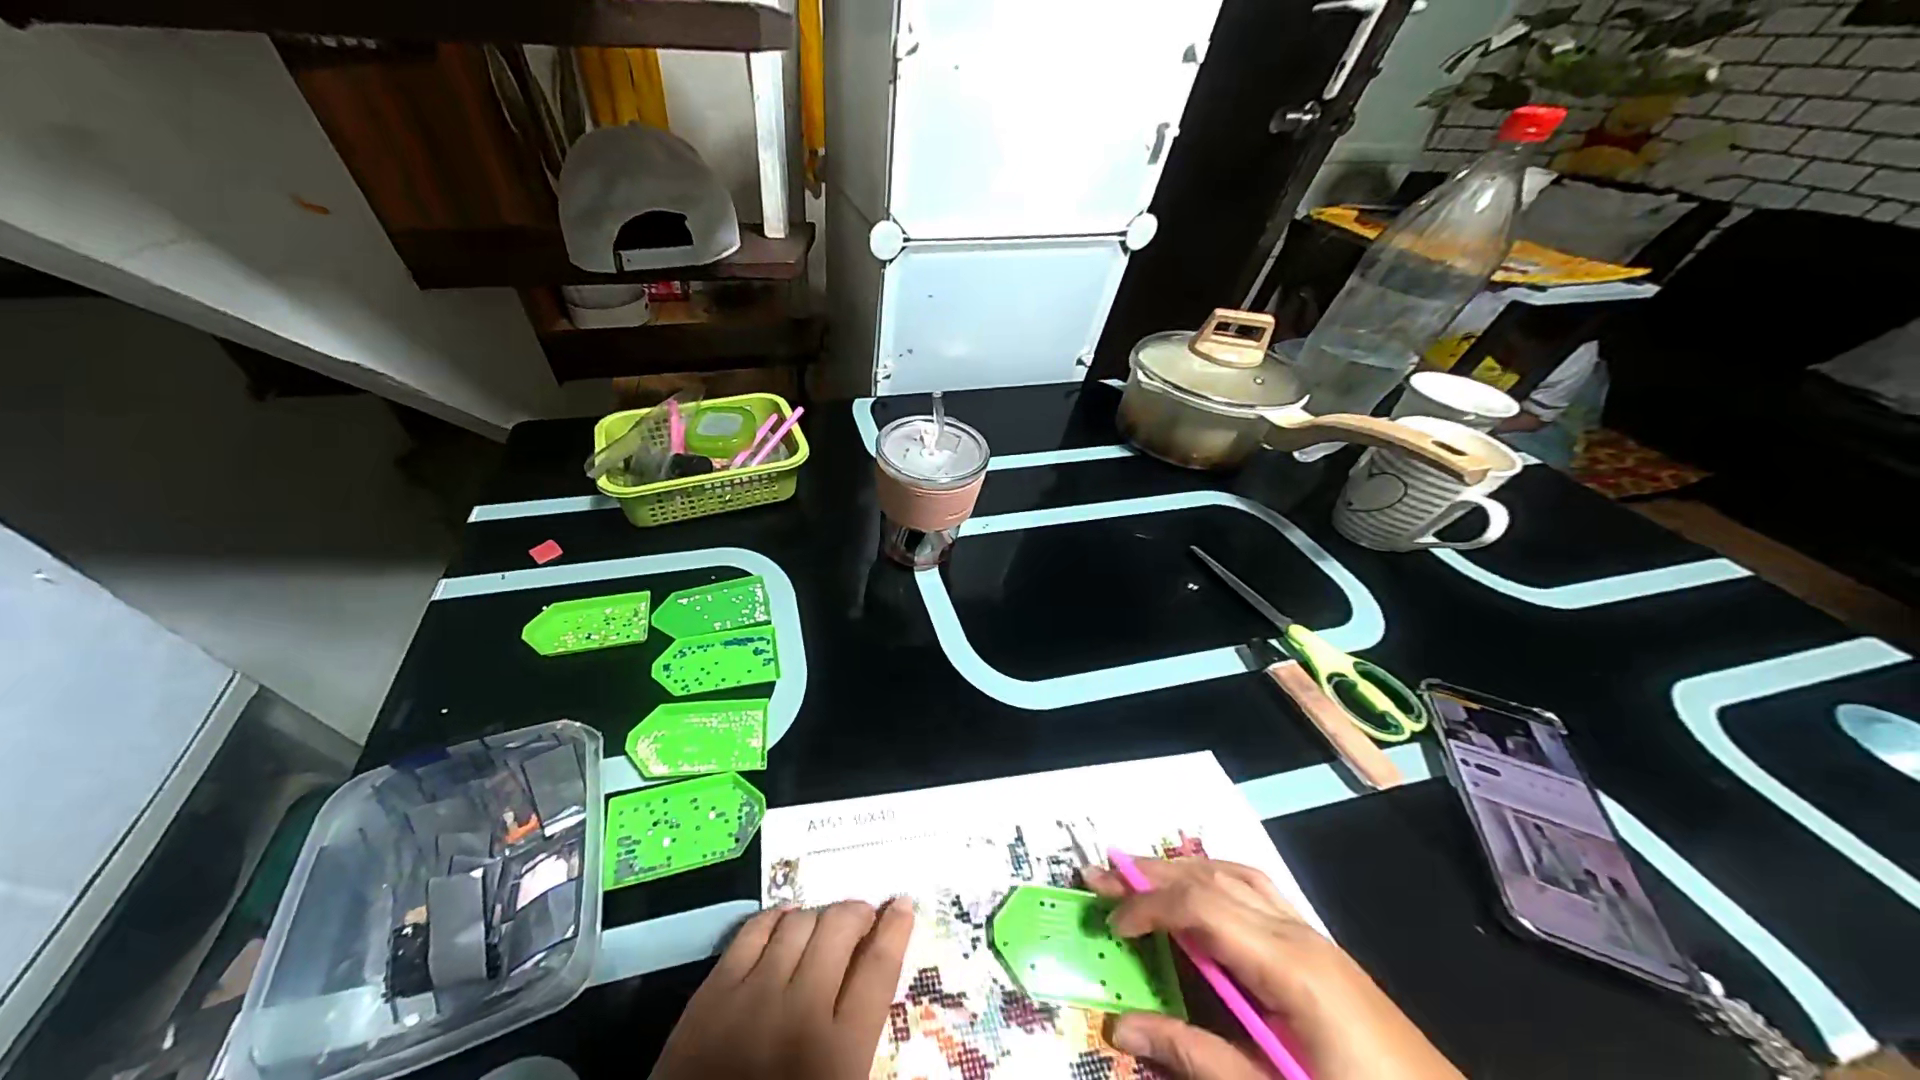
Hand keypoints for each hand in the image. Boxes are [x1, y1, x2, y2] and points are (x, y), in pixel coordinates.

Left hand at [649, 898, 913, 1079]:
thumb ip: (859, 1034)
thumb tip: (876, 971)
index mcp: (840, 1052)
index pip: (879, 968)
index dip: (896, 929)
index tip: (902, 905)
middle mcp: (802, 1012)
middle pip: (840, 929)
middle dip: (858, 913)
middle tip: (862, 919)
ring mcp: (753, 996)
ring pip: (800, 923)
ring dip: (820, 917)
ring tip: (823, 927)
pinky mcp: (712, 992)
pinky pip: (752, 931)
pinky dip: (775, 918)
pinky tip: (784, 921)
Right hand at [1081, 858, 1461, 1079]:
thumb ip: (1195, 1056)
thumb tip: (1122, 1027)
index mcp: (1288, 964)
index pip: (1200, 906)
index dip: (1148, 907)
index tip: (1111, 926)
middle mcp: (1299, 934)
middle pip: (1213, 879)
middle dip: (1152, 874)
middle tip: (1101, 873)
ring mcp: (1314, 937)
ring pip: (1237, 876)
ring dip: (1183, 871)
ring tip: (1140, 874)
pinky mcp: (1321, 951)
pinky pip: (1258, 894)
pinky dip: (1215, 882)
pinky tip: (1199, 896)